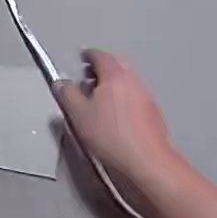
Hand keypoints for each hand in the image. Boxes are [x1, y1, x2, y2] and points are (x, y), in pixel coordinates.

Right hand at [54, 49, 184, 189]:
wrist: (147, 161)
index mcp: (114, 75)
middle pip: (116, 64)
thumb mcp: (77, 114)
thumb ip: (67, 93)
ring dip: (112, 84)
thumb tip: (63, 84)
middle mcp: (133, 80)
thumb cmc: (109, 134)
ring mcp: (146, 96)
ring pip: (126, 80)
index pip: (99, 55)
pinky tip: (115, 116)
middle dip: (101, 68)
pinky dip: (123, 97)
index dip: (86, 55)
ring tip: (98, 100)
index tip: (79, 60)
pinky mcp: (153, 112)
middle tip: (87, 79)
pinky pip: (134, 95)